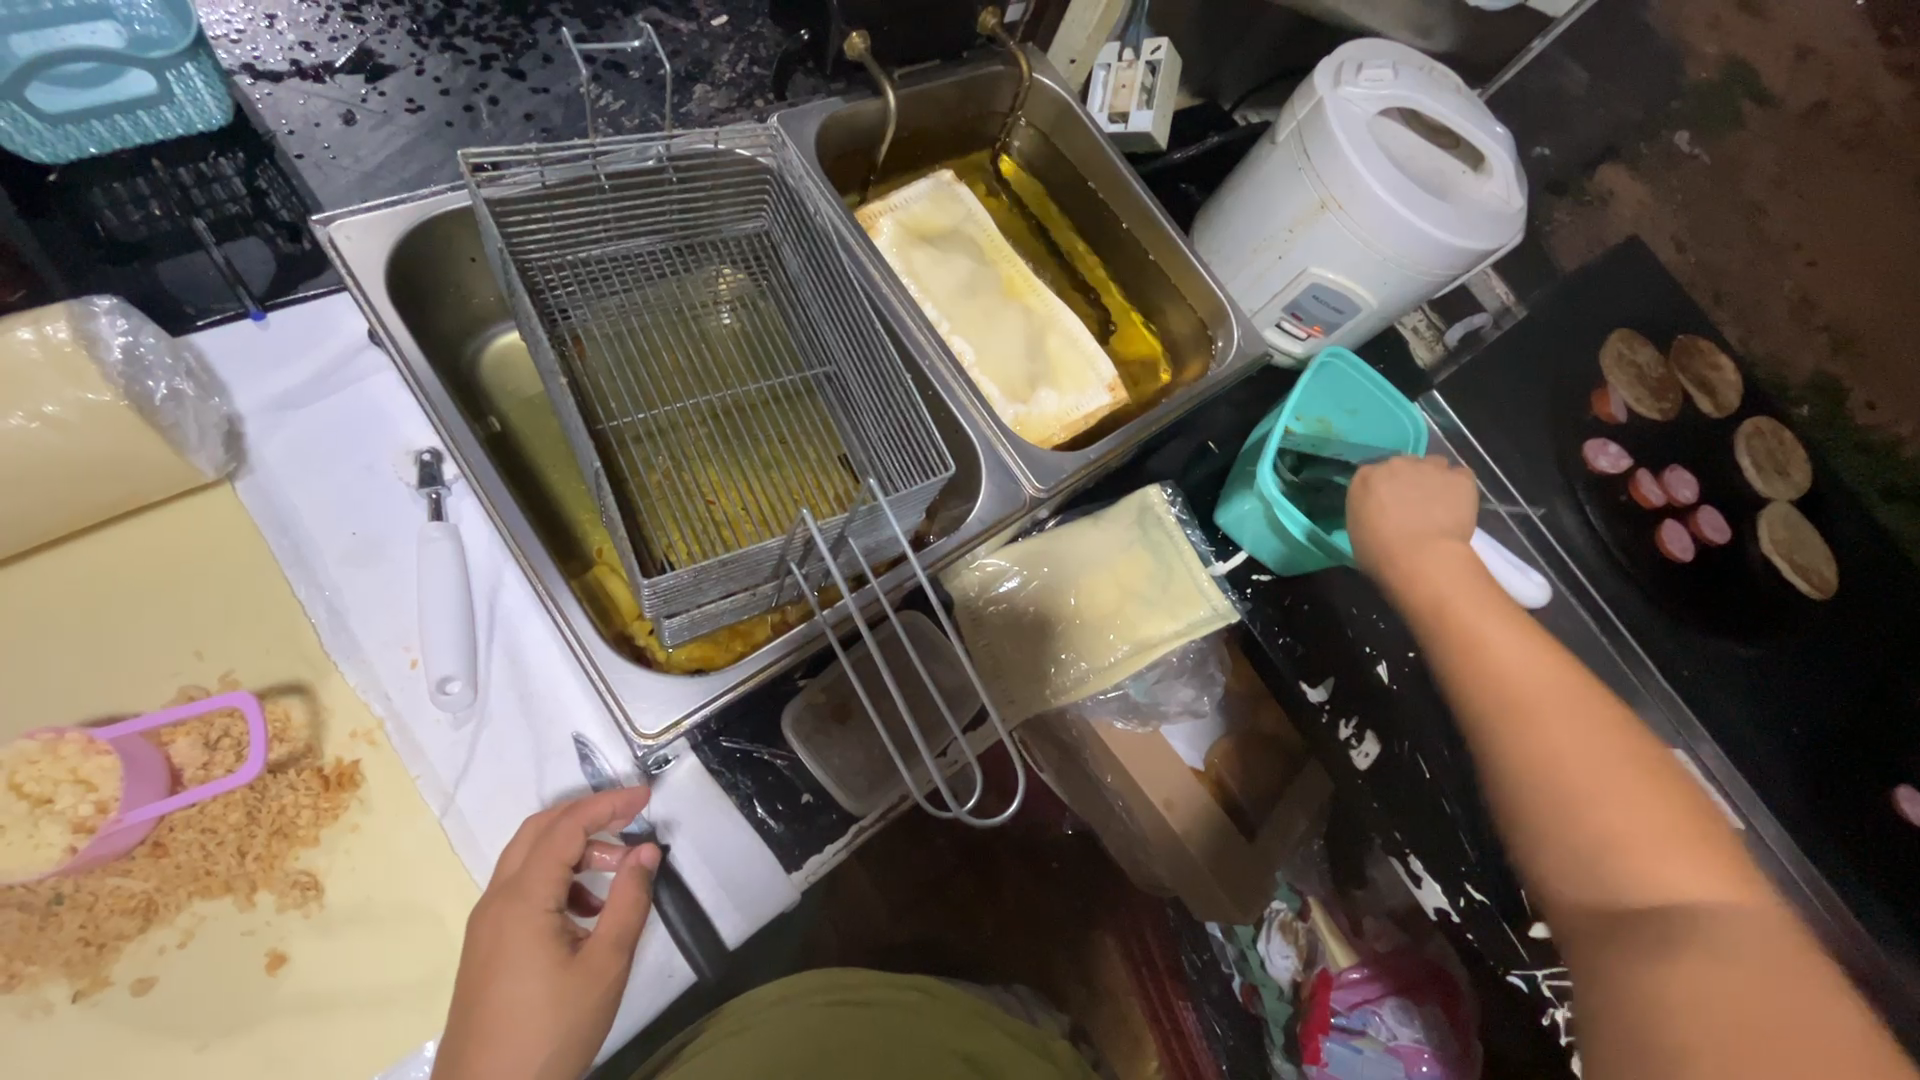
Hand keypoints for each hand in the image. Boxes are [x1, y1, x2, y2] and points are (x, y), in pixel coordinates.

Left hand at [433, 788, 661, 1079]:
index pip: (567, 827)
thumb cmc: (551, 1031)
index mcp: (523, 899)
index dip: (609, 804)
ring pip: (528, 858)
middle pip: (540, 830)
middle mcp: (497, 900)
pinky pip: (522, 888)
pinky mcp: (487, 946)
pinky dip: (558, 877)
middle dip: (588, 815)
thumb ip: (629, 900)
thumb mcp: (606, 965)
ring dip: (574, 848)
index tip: (648, 798)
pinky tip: (588, 910)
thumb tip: (646, 851)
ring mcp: (486, 924)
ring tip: (618, 872)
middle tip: (632, 817)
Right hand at [1346, 455, 1481, 597]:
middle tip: (1413, 506)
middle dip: (1408, 481)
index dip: (1382, 488)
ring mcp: (1429, 467)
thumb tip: (1380, 513)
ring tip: (1439, 505)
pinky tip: (1458, 507)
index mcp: (1364, 478)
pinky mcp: (1459, 477)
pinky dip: (1460, 488)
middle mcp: (1395, 464)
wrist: (1421, 558)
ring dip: (1434, 479)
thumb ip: (1368, 511)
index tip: (1387, 504)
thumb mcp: (1357, 530)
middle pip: (1404, 464)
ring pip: (1434, 465)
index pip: (1372, 474)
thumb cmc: (1379, 553)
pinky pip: (1461, 476)